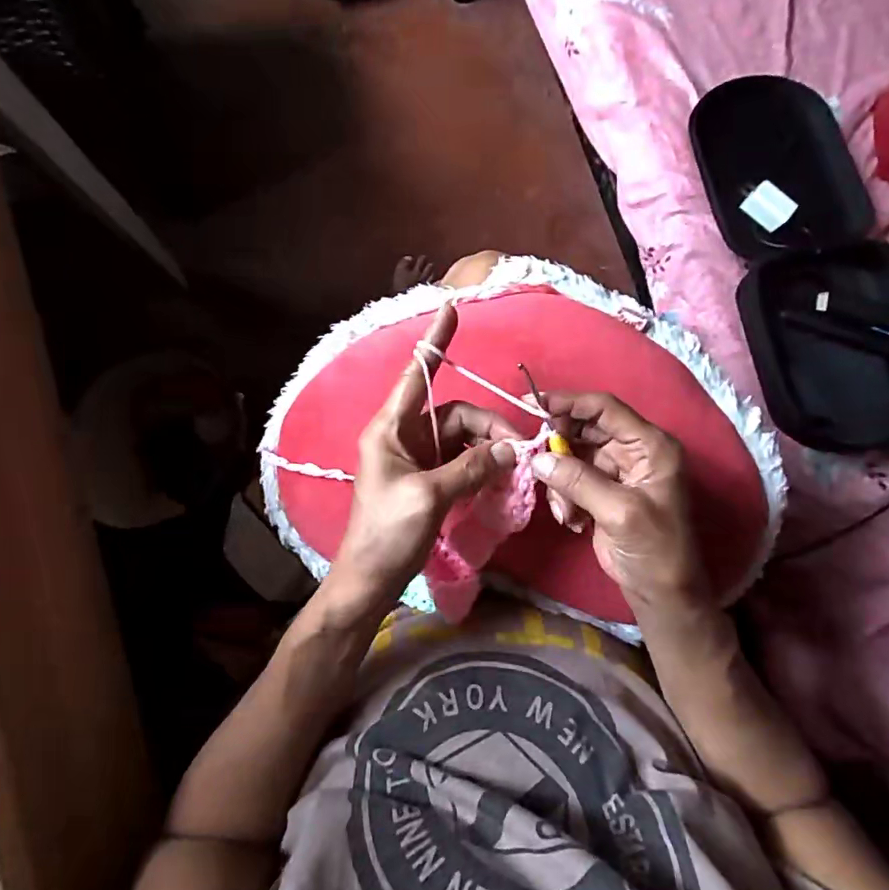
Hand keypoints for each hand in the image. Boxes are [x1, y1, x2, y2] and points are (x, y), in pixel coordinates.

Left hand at [326, 304, 518, 611]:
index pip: (416, 375)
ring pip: (463, 439)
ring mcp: (417, 461)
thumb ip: (471, 469)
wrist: (370, 579)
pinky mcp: (429, 481)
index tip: (451, 309)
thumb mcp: (430, 496)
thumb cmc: (387, 533)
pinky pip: (462, 462)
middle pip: (455, 414)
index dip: (435, 342)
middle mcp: (404, 437)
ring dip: (488, 450)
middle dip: (488, 427)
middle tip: (517, 452)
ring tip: (512, 469)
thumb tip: (510, 450)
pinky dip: (481, 466)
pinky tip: (500, 479)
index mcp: (391, 429)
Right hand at [530, 392, 710, 617]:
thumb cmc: (654, 549)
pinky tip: (573, 521)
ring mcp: (617, 472)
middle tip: (535, 459)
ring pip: (574, 456)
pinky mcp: (602, 492)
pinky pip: (571, 480)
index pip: (605, 409)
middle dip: (559, 446)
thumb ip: (579, 481)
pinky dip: (565, 497)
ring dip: (561, 481)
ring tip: (566, 512)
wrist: (661, 592)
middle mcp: (634, 451)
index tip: (532, 402)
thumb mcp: (619, 511)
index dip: (568, 402)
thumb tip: (539, 459)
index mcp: (650, 445)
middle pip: (585, 430)